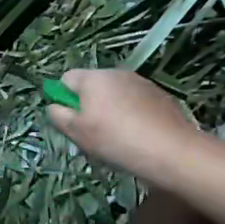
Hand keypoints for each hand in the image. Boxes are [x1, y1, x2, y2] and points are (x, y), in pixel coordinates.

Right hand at [46, 69, 197, 173]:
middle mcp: (117, 73)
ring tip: (116, 140)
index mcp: (93, 78)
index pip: (66, 78)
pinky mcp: (159, 96)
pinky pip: (135, 103)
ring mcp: (141, 83)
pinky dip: (131, 116)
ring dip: (110, 112)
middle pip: (92, 87)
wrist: (170, 150)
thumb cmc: (115, 139)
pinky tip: (137, 138)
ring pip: (114, 96)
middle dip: (88, 107)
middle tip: (92, 135)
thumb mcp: (77, 132)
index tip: (71, 122)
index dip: (63, 99)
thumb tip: (55, 106)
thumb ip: (58, 116)